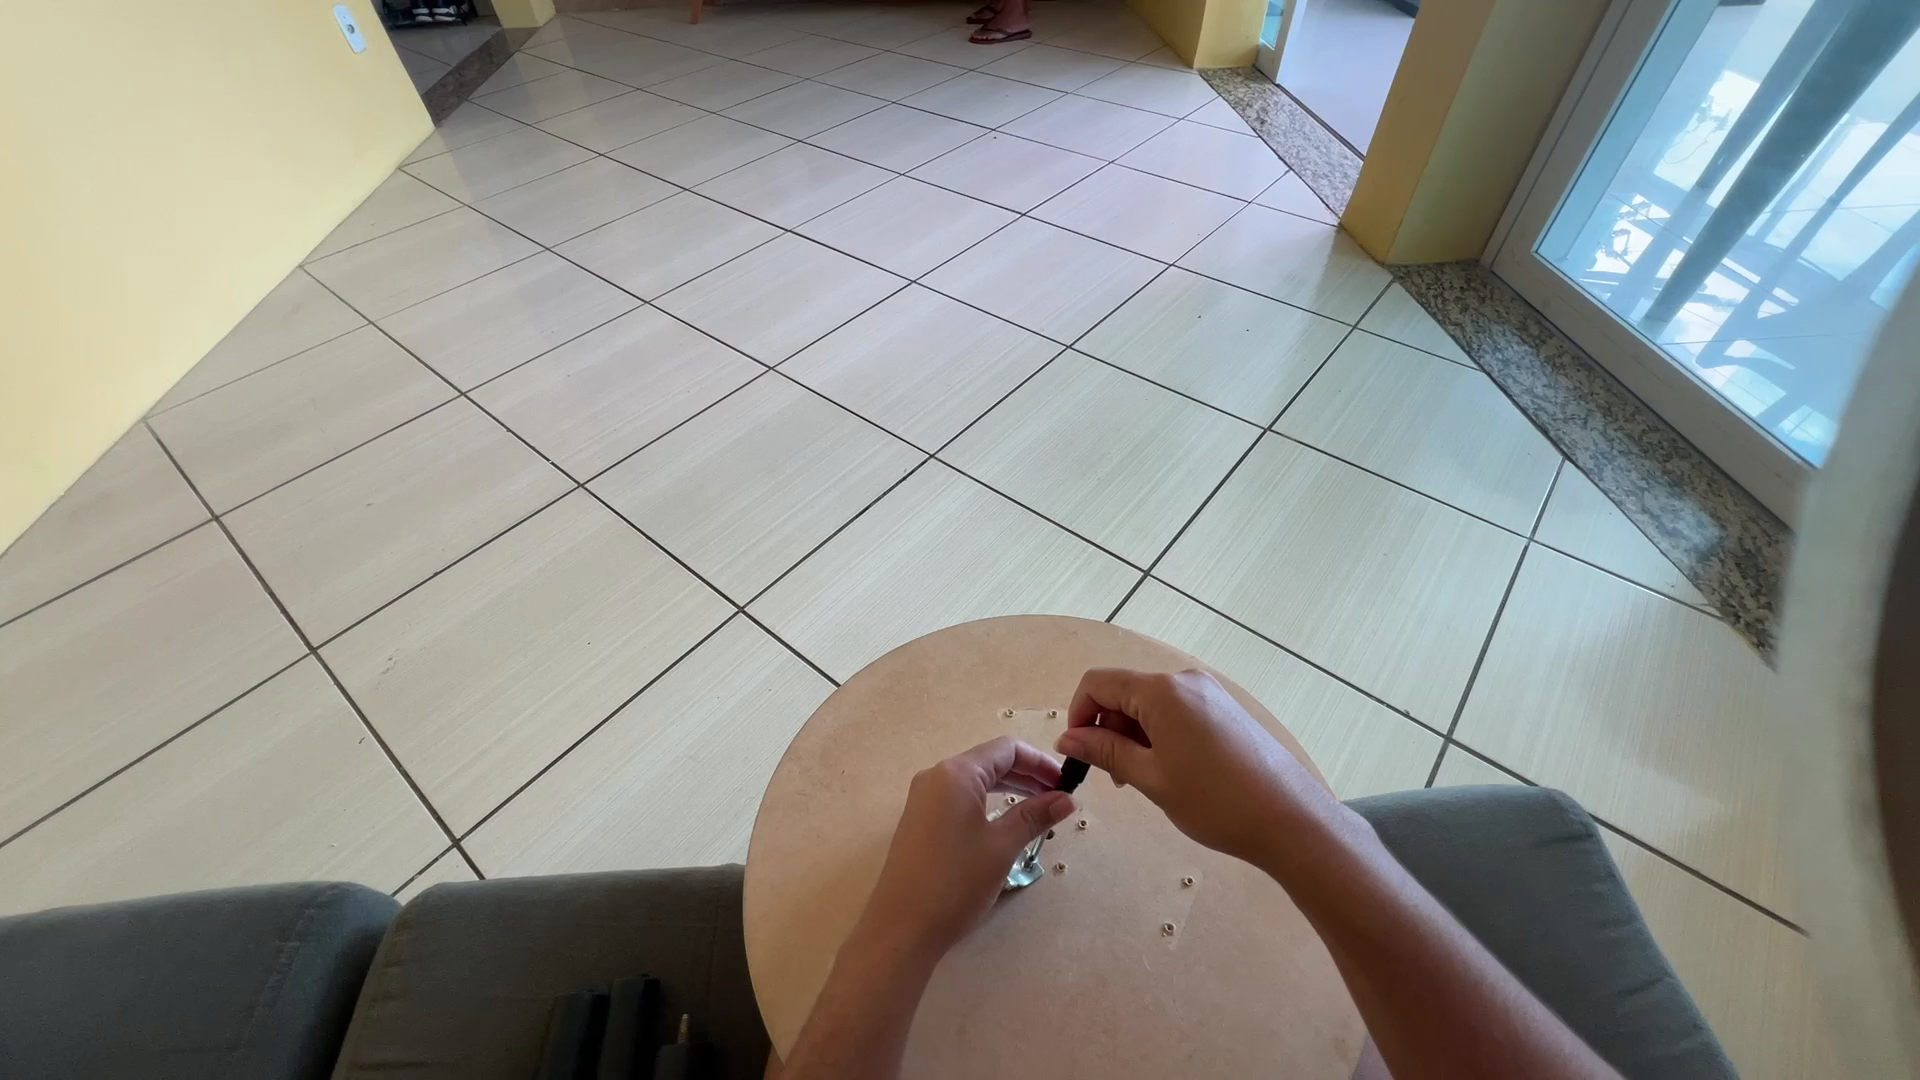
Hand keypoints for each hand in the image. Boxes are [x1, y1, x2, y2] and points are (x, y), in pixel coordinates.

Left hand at [855, 737, 1076, 961]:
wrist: (901, 928)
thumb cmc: (955, 882)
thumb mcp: (1001, 847)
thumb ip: (1034, 816)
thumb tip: (1068, 799)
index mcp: (956, 773)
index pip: (1006, 749)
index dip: (1040, 761)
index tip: (1066, 782)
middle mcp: (937, 776)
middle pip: (990, 761)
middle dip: (1027, 774)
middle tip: (1059, 796)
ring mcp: (924, 798)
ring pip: (975, 780)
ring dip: (1009, 788)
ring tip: (1040, 808)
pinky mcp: (920, 819)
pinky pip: (960, 797)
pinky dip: (988, 801)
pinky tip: (1006, 820)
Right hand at [1055, 668, 1340, 866]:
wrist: (1292, 820)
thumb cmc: (1215, 801)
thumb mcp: (1151, 778)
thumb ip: (1105, 751)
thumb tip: (1066, 739)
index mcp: (1161, 691)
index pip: (1098, 683)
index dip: (1078, 714)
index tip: (1078, 753)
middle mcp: (1184, 680)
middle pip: (1124, 691)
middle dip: (1107, 728)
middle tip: (1114, 776)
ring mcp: (1208, 693)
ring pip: (1150, 703)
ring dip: (1133, 734)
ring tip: (1143, 779)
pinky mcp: (1224, 709)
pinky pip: (1176, 711)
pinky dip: (1159, 734)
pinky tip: (1170, 770)